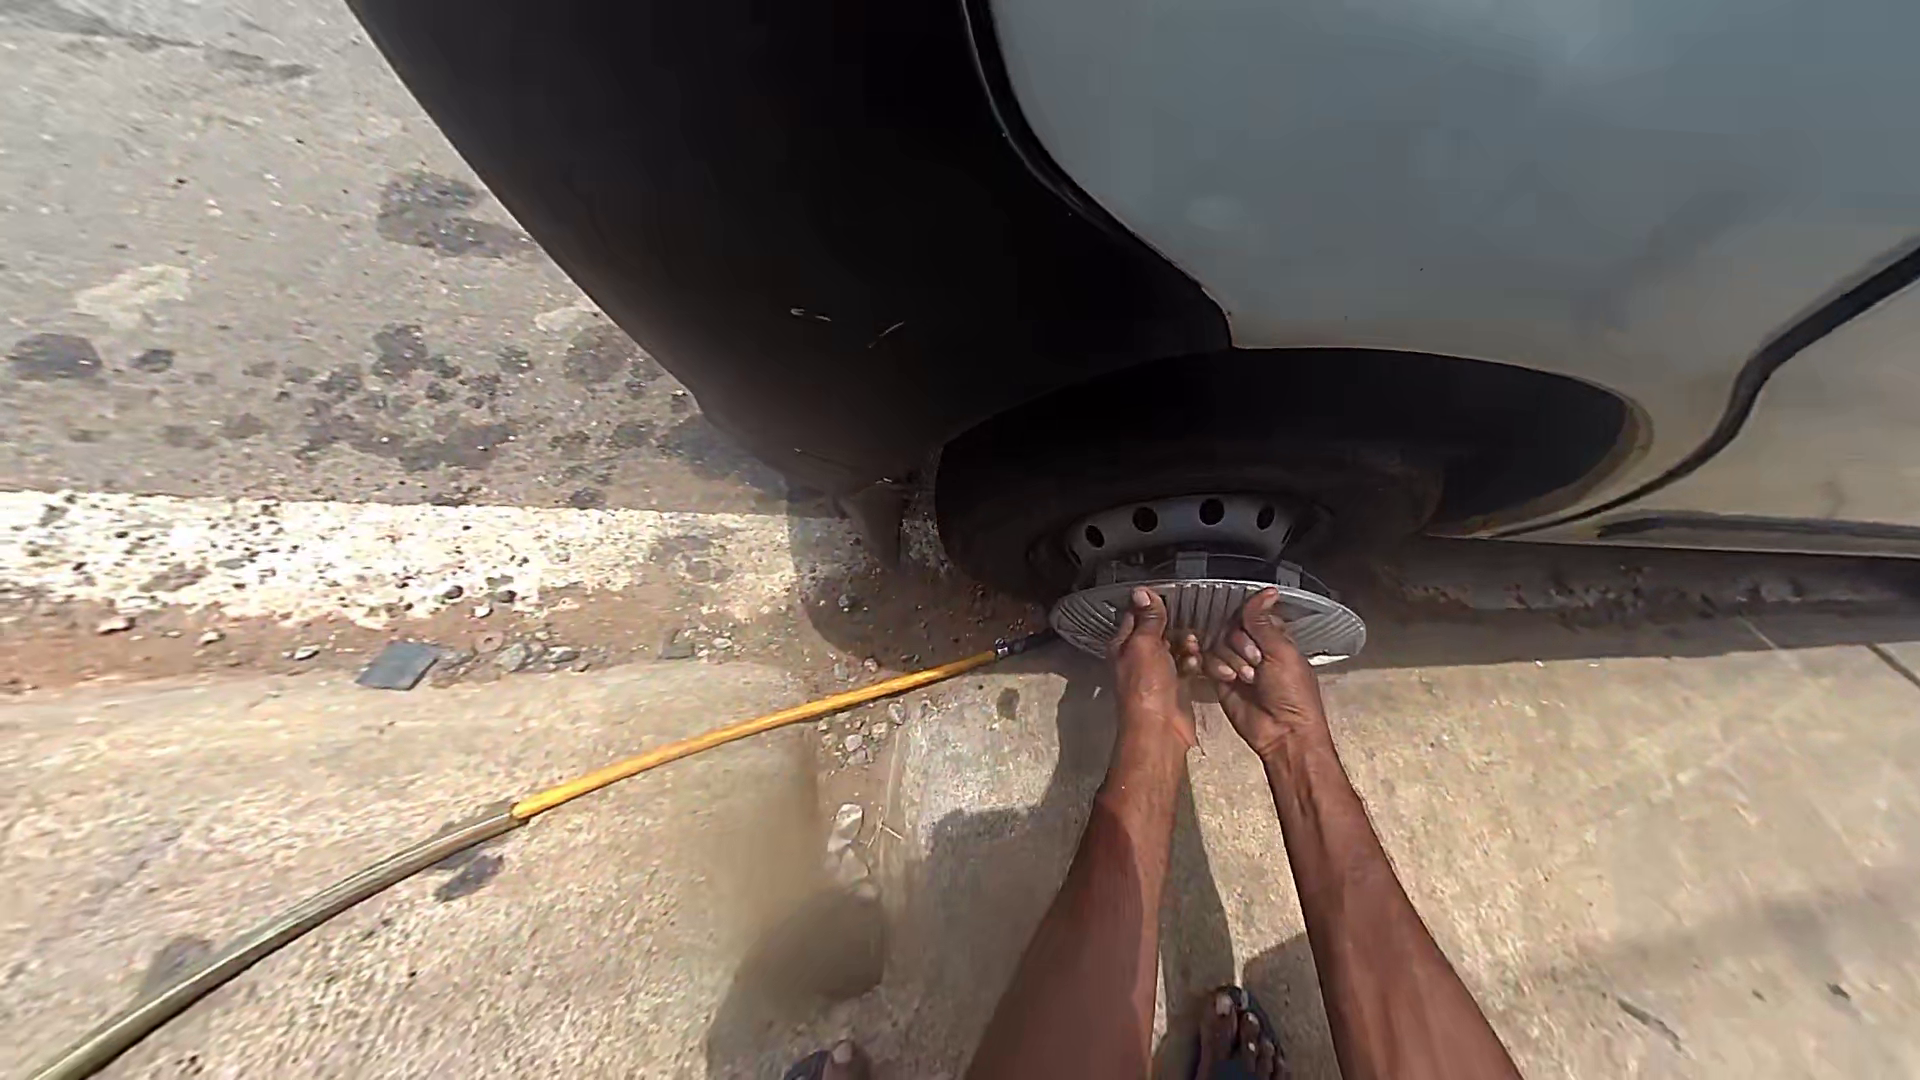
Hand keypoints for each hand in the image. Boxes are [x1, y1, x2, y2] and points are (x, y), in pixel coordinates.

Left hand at [1107, 587, 1196, 748]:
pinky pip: (1186, 664)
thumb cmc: (1145, 686)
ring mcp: (1157, 671)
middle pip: (1158, 630)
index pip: (1135, 615)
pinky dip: (1192, 661)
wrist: (1160, 728)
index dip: (1150, 604)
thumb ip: (1147, 619)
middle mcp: (1138, 656)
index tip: (1169, 594)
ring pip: (1175, 646)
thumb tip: (1141, 591)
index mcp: (1123, 645)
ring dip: (1185, 643)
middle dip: (1174, 625)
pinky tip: (1195, 662)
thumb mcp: (1144, 645)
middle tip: (1186, 624)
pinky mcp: (1176, 684)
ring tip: (1191, 645)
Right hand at [1176, 588, 1327, 759]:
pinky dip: (1215, 667)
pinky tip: (1227, 678)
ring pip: (1217, 643)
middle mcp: (1253, 648)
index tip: (1253, 633)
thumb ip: (1263, 622)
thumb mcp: (1282, 653)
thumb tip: (1267, 592)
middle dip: (1239, 644)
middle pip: (1230, 628)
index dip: (1248, 621)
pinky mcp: (1219, 678)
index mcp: (1274, 639)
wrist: (1282, 732)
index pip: (1250, 615)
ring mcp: (1235, 663)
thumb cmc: (1292, 694)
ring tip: (1244, 678)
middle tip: (1256, 663)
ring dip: (1230, 659)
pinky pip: (1207, 661)